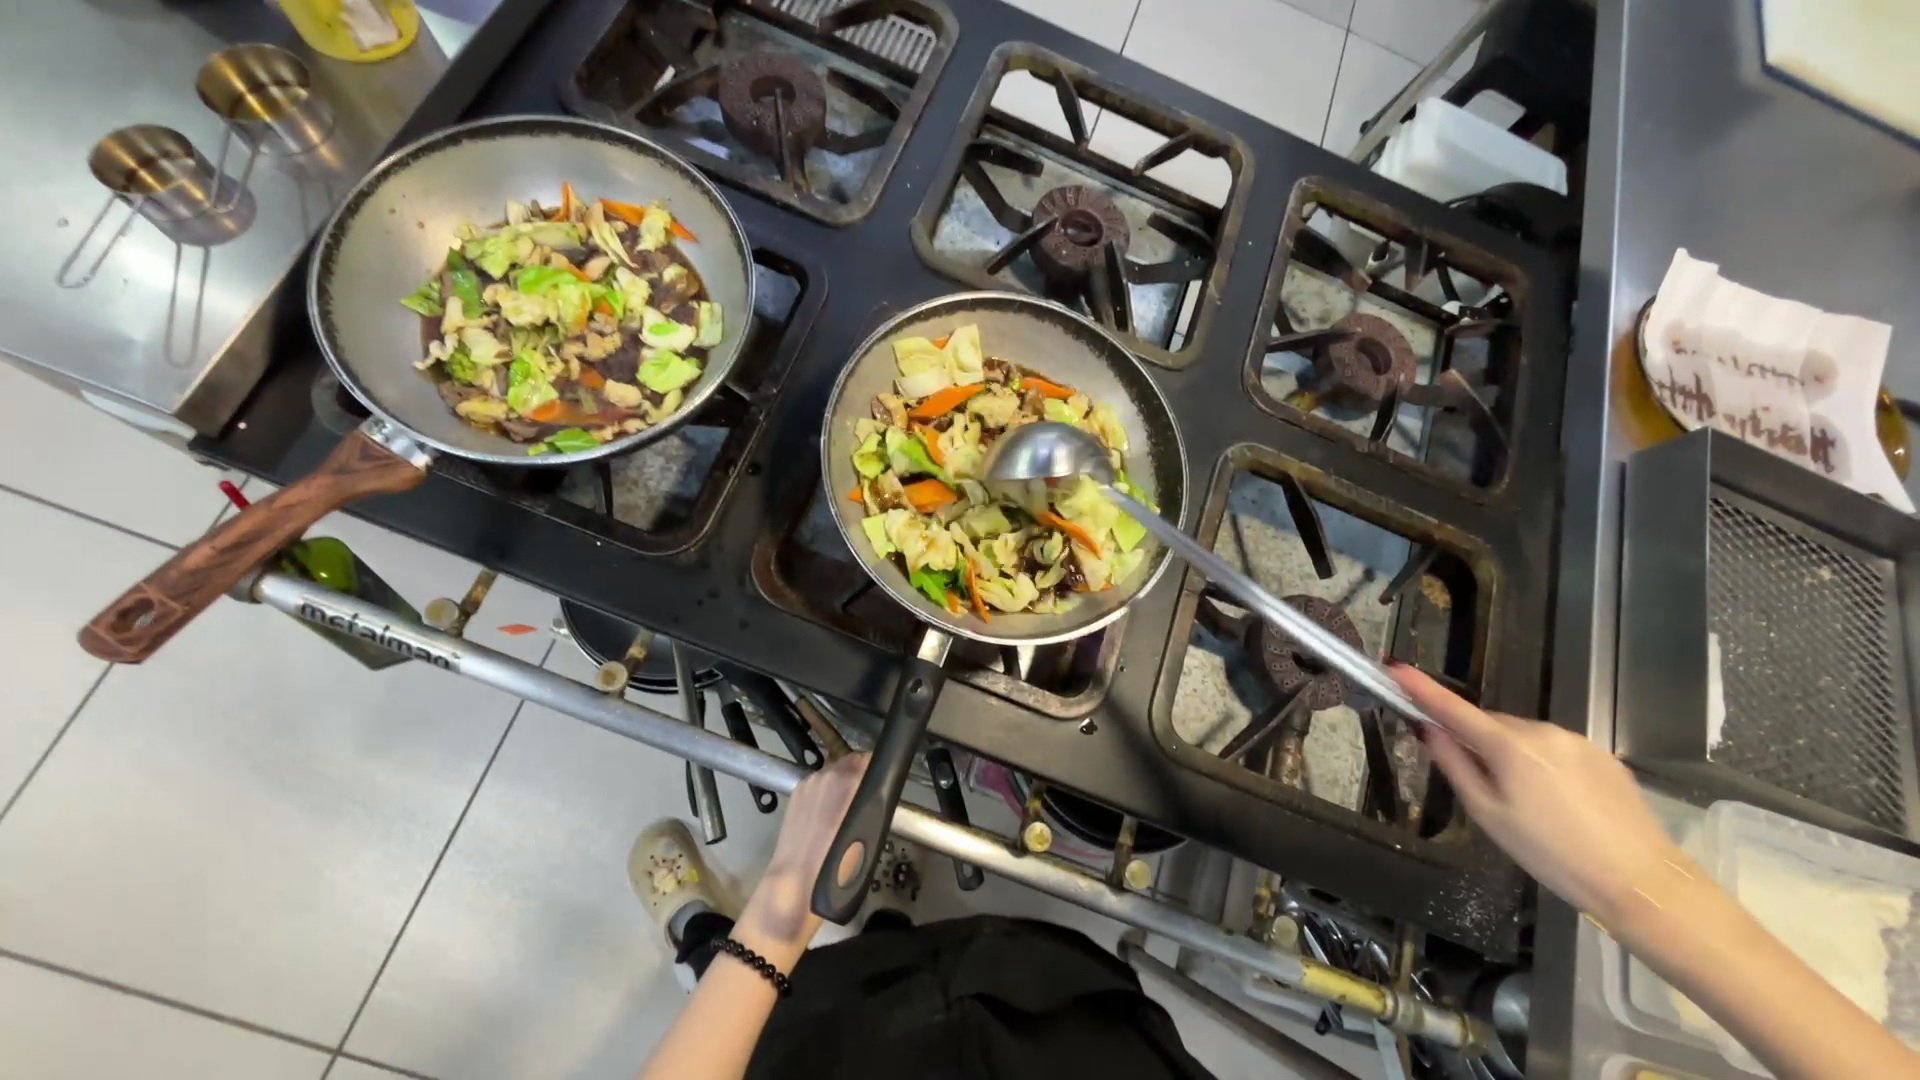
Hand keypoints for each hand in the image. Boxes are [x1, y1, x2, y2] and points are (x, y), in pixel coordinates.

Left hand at [735, 754, 868, 957]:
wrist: (797, 881)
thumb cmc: (840, 864)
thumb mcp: (869, 832)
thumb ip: (873, 802)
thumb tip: (875, 791)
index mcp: (848, 780)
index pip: (868, 758)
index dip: (875, 769)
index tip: (880, 781)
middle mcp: (827, 774)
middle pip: (849, 762)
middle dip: (858, 775)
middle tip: (865, 797)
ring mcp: (808, 783)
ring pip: (831, 773)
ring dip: (840, 783)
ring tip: (844, 809)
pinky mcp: (795, 793)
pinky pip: (816, 784)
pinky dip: (823, 792)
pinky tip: (825, 815)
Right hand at [1392, 665, 1686, 925]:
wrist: (1641, 881)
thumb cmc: (1551, 853)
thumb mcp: (1487, 815)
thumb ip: (1454, 765)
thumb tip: (1428, 730)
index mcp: (1509, 746)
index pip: (1453, 708)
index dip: (1420, 688)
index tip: (1394, 667)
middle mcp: (1543, 731)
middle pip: (1490, 725)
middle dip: (1476, 742)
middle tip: (1480, 787)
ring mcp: (1578, 741)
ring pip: (1523, 738)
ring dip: (1511, 757)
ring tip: (1525, 804)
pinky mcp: (1604, 756)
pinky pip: (1555, 750)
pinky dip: (1543, 766)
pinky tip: (1558, 804)